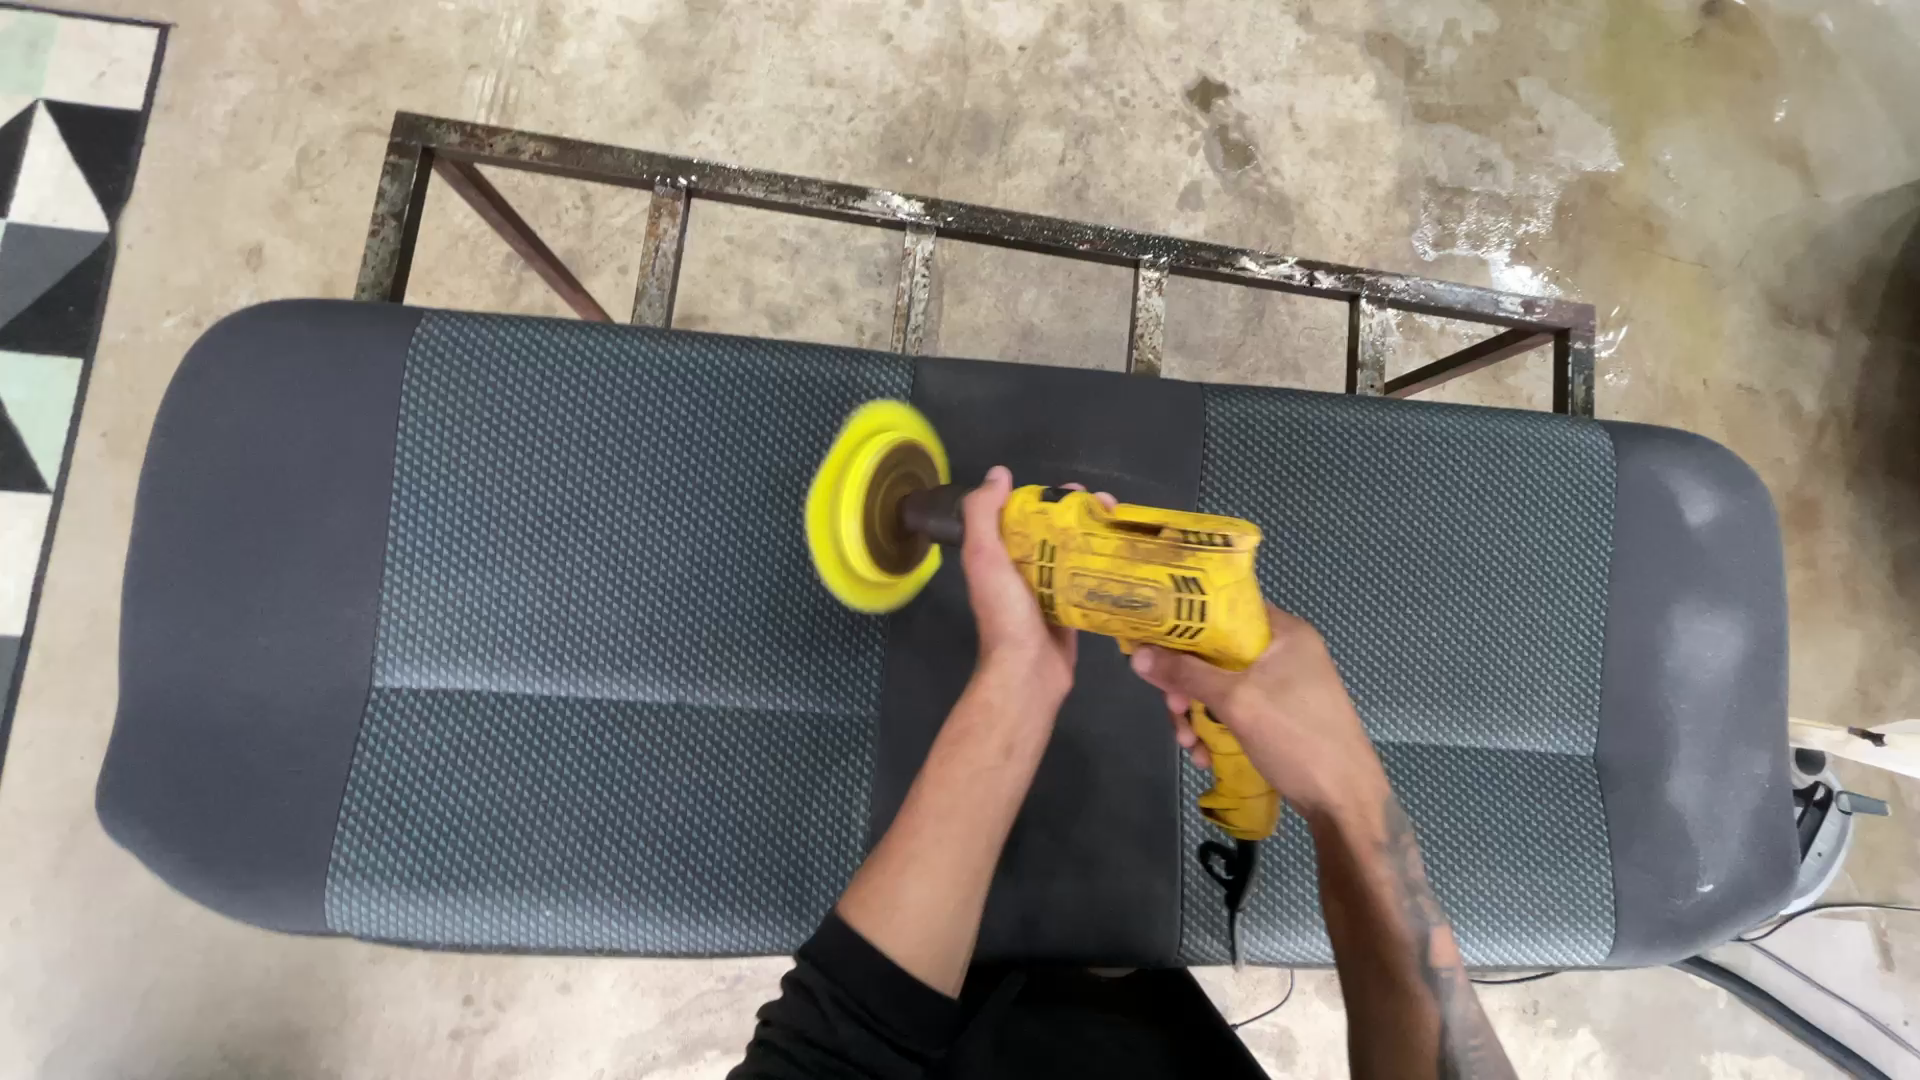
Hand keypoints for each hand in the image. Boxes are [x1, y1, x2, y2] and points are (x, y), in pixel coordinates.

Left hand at [959, 467, 1111, 706]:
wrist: (1027, 671)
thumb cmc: (1005, 612)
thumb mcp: (984, 557)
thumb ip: (983, 514)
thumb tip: (998, 473)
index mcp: (1000, 555)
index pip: (1025, 515)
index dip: (1049, 498)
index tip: (1075, 489)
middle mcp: (1024, 570)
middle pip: (1056, 532)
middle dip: (1082, 515)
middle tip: (1110, 506)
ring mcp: (1050, 591)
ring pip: (1076, 554)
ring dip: (1098, 536)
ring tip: (1123, 524)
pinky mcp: (1073, 611)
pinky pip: (1091, 582)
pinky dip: (1107, 567)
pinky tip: (1129, 556)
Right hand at [1129, 603, 1386, 821]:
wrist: (1346, 804)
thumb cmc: (1296, 738)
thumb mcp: (1235, 701)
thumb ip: (1185, 674)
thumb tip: (1137, 655)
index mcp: (1284, 633)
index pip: (1226, 609)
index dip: (1186, 622)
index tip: (1153, 640)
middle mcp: (1284, 652)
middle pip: (1216, 652)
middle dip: (1187, 683)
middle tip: (1174, 707)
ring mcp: (1282, 685)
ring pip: (1220, 684)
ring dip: (1196, 713)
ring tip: (1188, 743)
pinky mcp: (1277, 714)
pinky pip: (1234, 709)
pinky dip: (1215, 728)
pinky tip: (1204, 755)